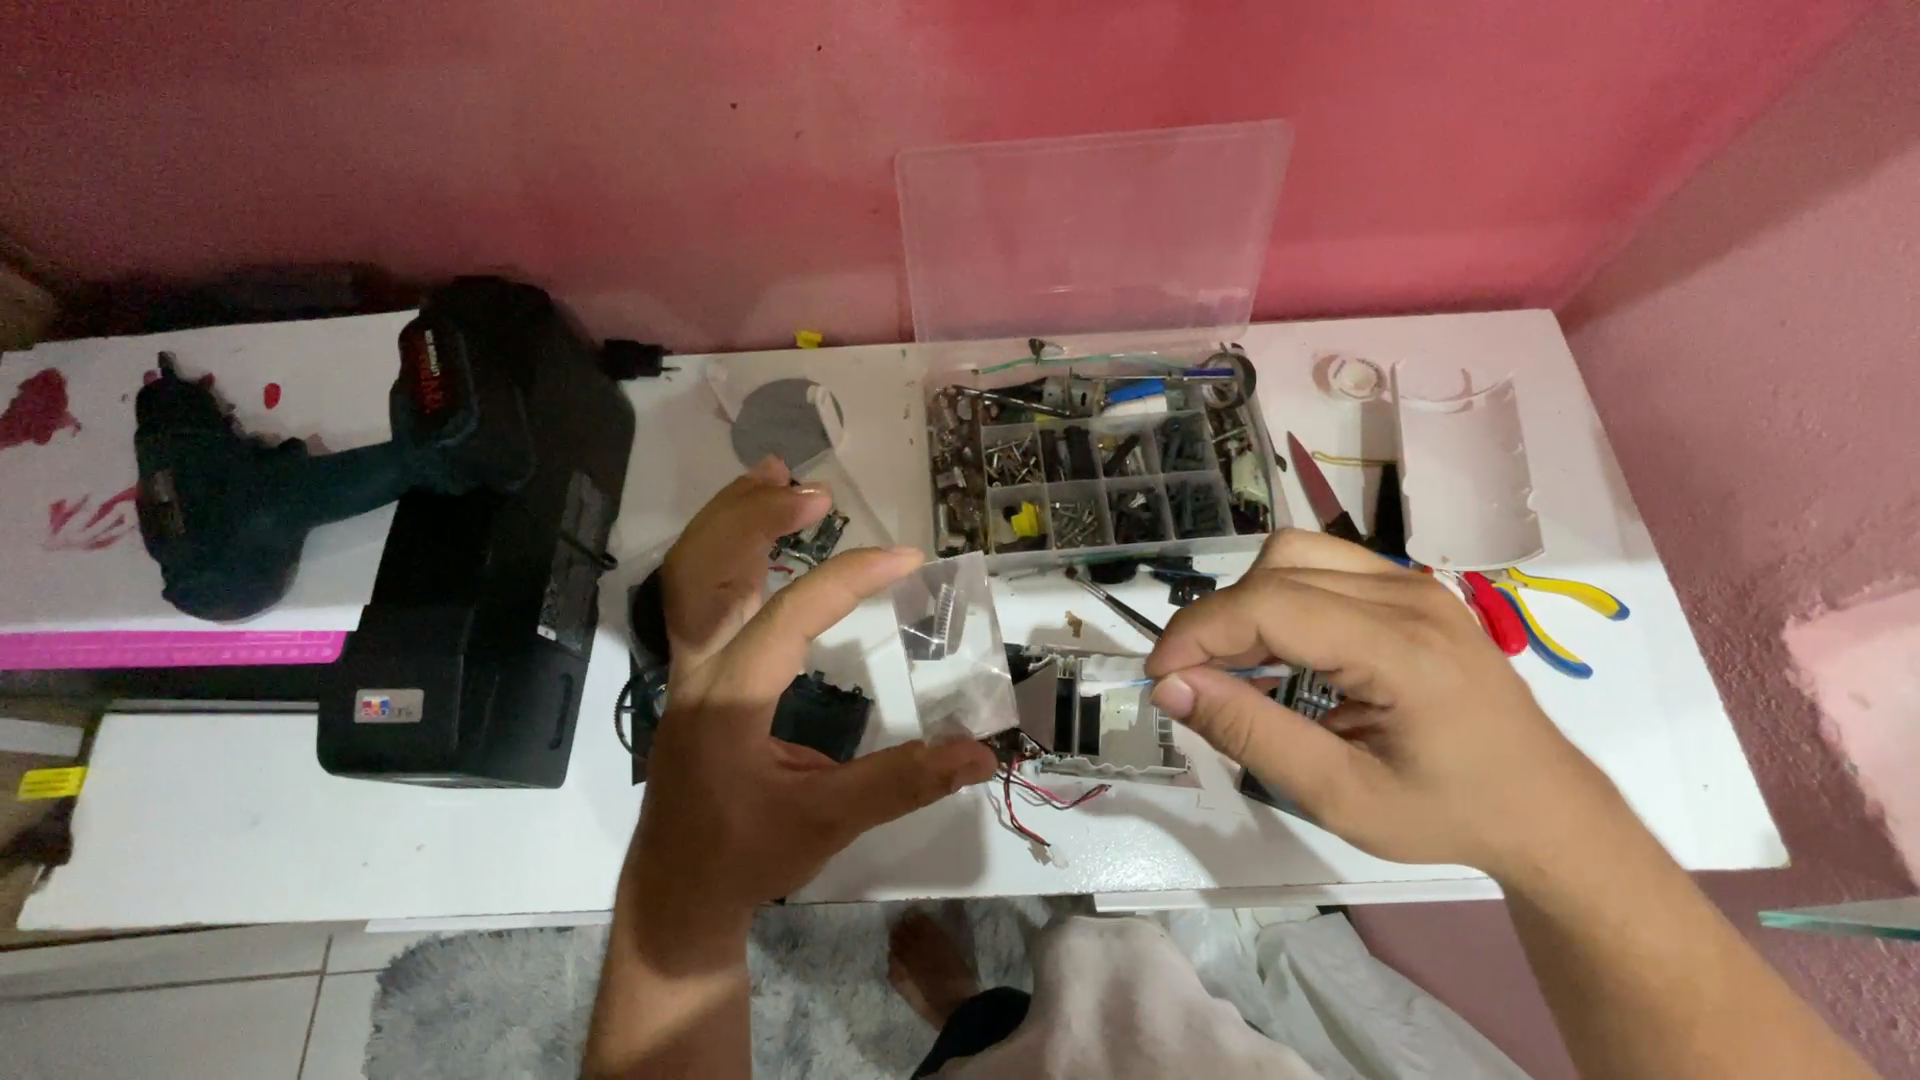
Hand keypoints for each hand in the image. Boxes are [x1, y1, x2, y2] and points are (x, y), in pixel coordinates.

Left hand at [630, 465, 997, 949]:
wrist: (677, 893)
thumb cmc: (747, 855)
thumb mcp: (829, 820)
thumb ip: (904, 782)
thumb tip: (982, 752)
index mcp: (731, 698)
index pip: (791, 614)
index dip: (851, 577)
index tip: (908, 558)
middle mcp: (701, 670)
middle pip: (708, 569)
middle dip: (757, 518)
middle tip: (816, 493)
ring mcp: (688, 669)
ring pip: (693, 573)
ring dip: (732, 517)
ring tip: (774, 474)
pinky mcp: (695, 675)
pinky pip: (700, 594)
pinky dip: (724, 548)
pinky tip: (754, 530)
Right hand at [1145, 529, 1624, 877]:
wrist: (1547, 812)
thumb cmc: (1447, 815)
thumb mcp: (1340, 796)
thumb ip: (1251, 734)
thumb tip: (1172, 686)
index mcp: (1404, 650)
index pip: (1271, 604)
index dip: (1198, 631)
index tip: (1160, 678)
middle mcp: (1410, 597)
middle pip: (1277, 568)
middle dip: (1216, 620)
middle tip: (1196, 681)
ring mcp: (1415, 586)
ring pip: (1294, 555)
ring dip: (1246, 603)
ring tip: (1235, 666)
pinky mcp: (1411, 590)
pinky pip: (1321, 567)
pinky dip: (1278, 599)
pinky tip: (1278, 651)